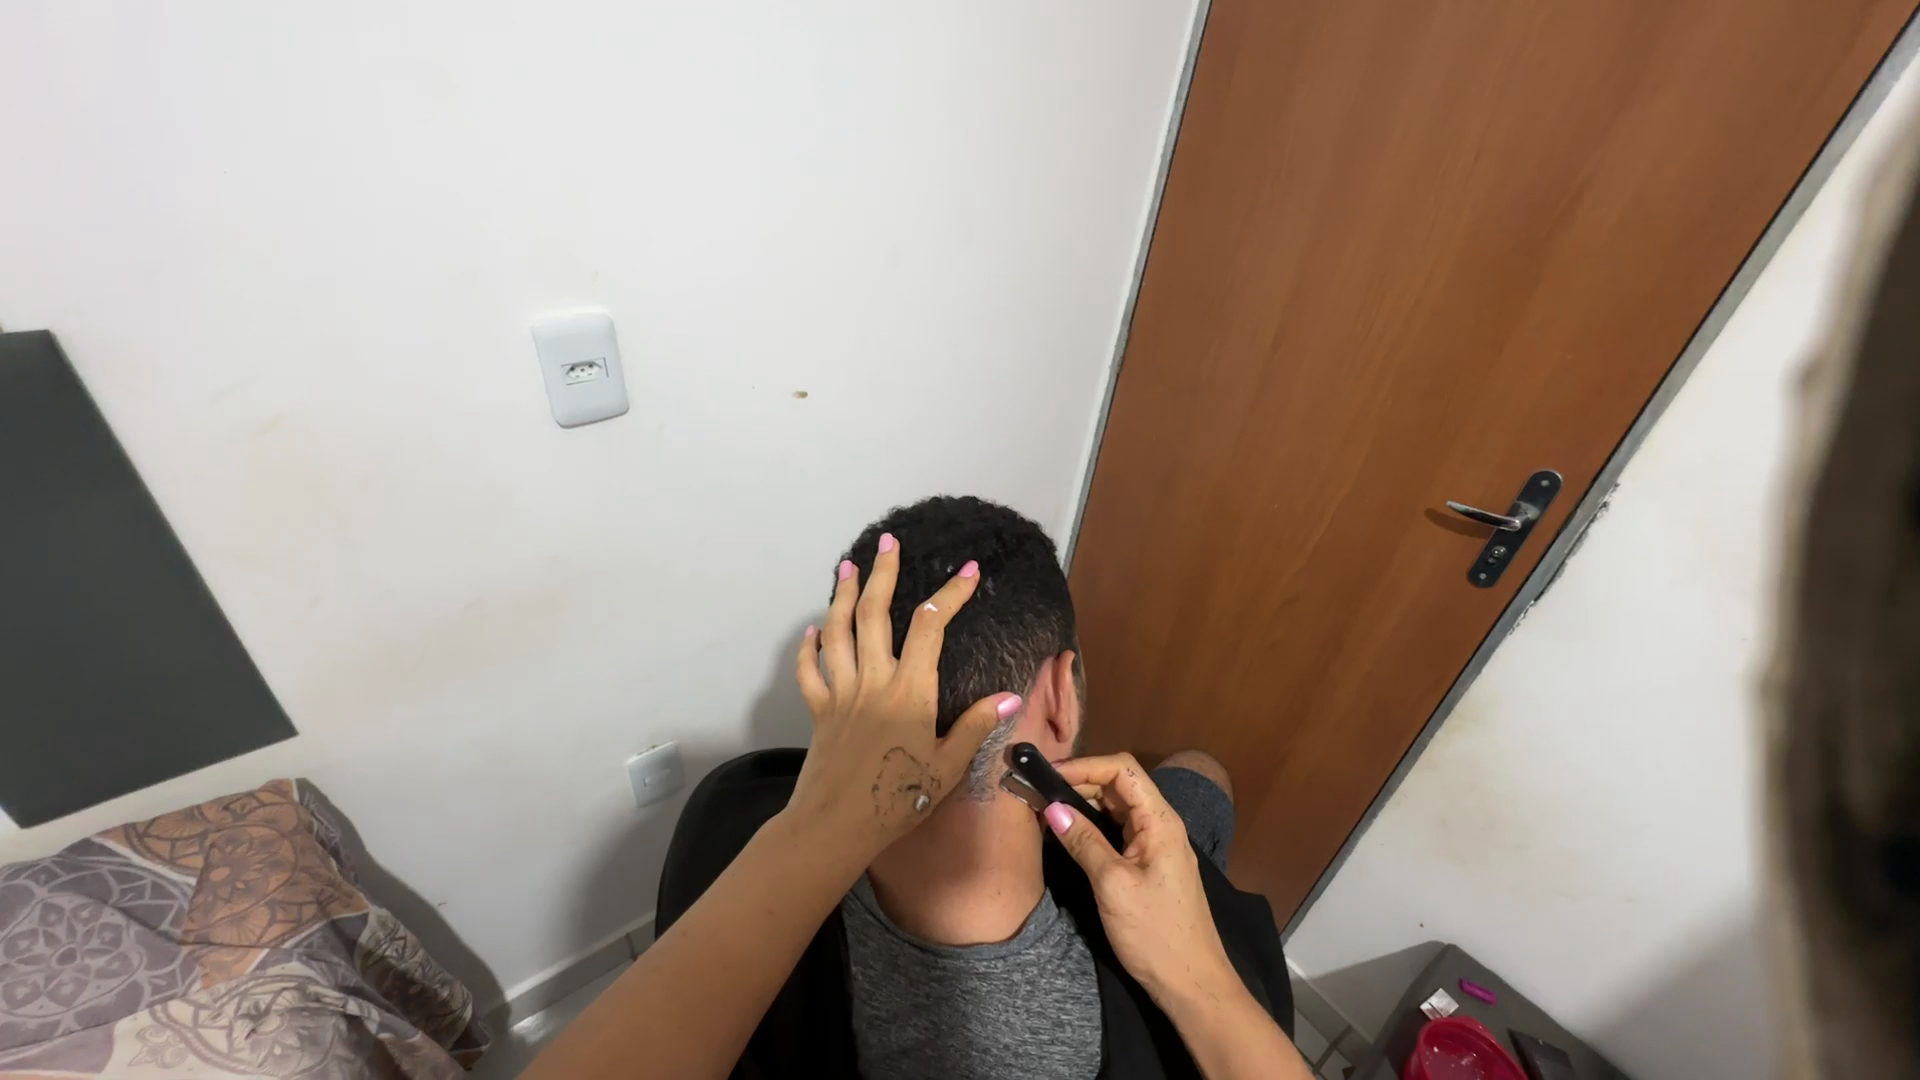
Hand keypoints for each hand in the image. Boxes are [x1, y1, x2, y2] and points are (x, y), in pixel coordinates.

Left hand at [786, 534, 1021, 860]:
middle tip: (886, 543)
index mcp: (909, 690)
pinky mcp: (818, 709)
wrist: (836, 826)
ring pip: (837, 632)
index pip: (930, 626)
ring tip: (844, 567)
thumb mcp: (947, 767)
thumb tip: (1010, 696)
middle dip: (882, 574)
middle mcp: (872, 680)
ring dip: (840, 595)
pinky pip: (809, 671)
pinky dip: (809, 647)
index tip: (968, 571)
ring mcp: (840, 692)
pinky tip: (812, 631)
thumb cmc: (898, 799)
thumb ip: (975, 726)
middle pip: (874, 613)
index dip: (950, 594)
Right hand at [1046, 754, 1240, 1011]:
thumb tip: (1052, 807)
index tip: (1050, 774)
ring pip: (1116, 807)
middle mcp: (1160, 824)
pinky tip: (1069, 832)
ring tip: (1048, 807)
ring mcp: (1155, 844)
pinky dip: (1092, 825)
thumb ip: (1083, 841)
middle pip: (1118, 784)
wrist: (1193, 986)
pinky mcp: (1148, 863)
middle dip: (1080, 781)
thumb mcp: (1113, 886)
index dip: (1085, 765)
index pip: (1122, 769)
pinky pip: (1118, 830)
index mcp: (1160, 821)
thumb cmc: (1155, 934)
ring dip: (1083, 802)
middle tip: (1041, 790)